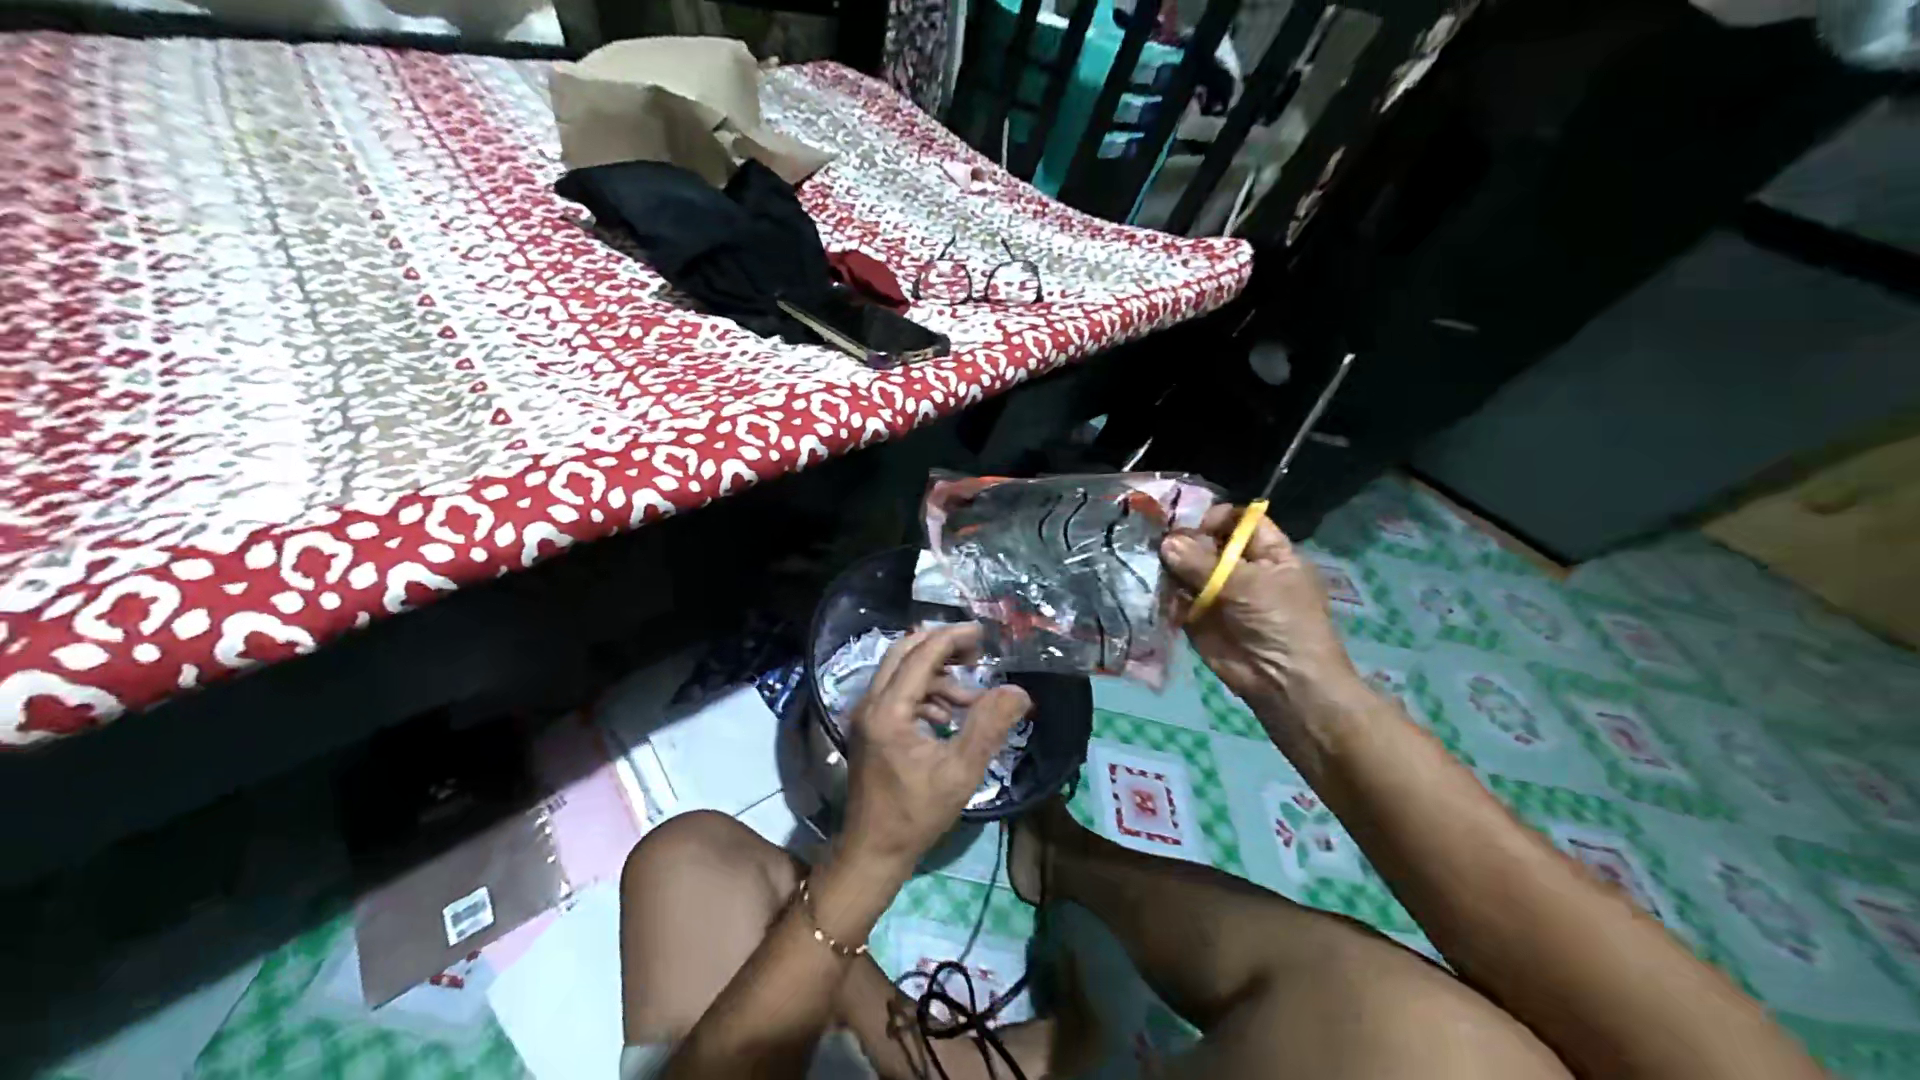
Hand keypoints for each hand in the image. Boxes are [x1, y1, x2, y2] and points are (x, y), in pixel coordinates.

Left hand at [840, 624, 1031, 871]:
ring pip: (900, 673)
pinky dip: (924, 694)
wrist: (873, 850)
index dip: (952, 639)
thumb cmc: (916, 814)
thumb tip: (1018, 691)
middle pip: (903, 653)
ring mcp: (865, 715)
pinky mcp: (869, 727)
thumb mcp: (961, 771)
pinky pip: (897, 693)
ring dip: (936, 675)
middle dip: (941, 647)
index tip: (982, 633)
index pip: (920, 655)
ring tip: (971, 698)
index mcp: (888, 710)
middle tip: (977, 653)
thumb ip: (988, 726)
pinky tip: (948, 717)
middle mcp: (870, 704)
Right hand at [1160, 505, 1358, 709]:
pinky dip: (1164, 593)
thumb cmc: (1281, 622)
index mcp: (1269, 554)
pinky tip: (1154, 589)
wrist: (1282, 681)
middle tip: (1161, 545)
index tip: (1193, 524)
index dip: (1218, 518)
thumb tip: (1166, 542)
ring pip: (1187, 569)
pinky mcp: (1198, 617)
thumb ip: (1205, 563)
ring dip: (1170, 567)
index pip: (1241, 521)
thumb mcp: (1249, 585)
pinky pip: (1176, 597)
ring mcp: (1218, 593)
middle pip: (1207, 543)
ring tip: (1152, 565)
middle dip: (1184, 542)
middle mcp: (1242, 568)